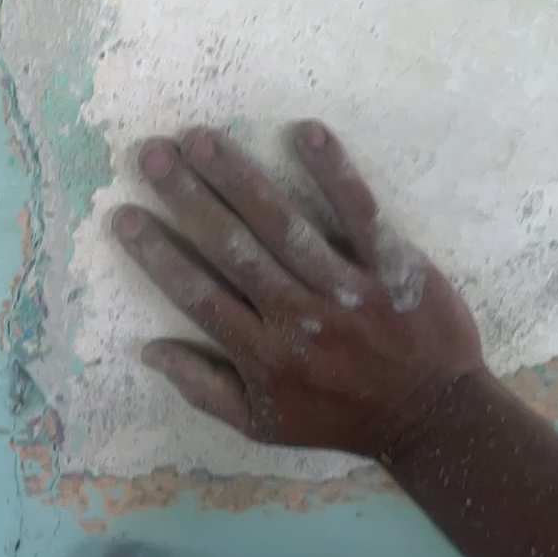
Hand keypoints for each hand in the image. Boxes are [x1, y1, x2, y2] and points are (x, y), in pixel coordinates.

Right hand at [111, 121, 485, 458]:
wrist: (434, 418)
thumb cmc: (336, 416)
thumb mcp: (261, 424)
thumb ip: (203, 388)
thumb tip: (148, 350)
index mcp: (262, 355)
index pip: (198, 297)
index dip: (157, 255)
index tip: (122, 216)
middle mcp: (298, 317)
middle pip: (233, 249)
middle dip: (187, 198)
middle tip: (152, 154)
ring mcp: (347, 288)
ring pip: (283, 224)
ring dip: (238, 177)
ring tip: (200, 138)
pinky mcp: (395, 266)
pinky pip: (360, 212)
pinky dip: (334, 172)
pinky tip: (305, 132)